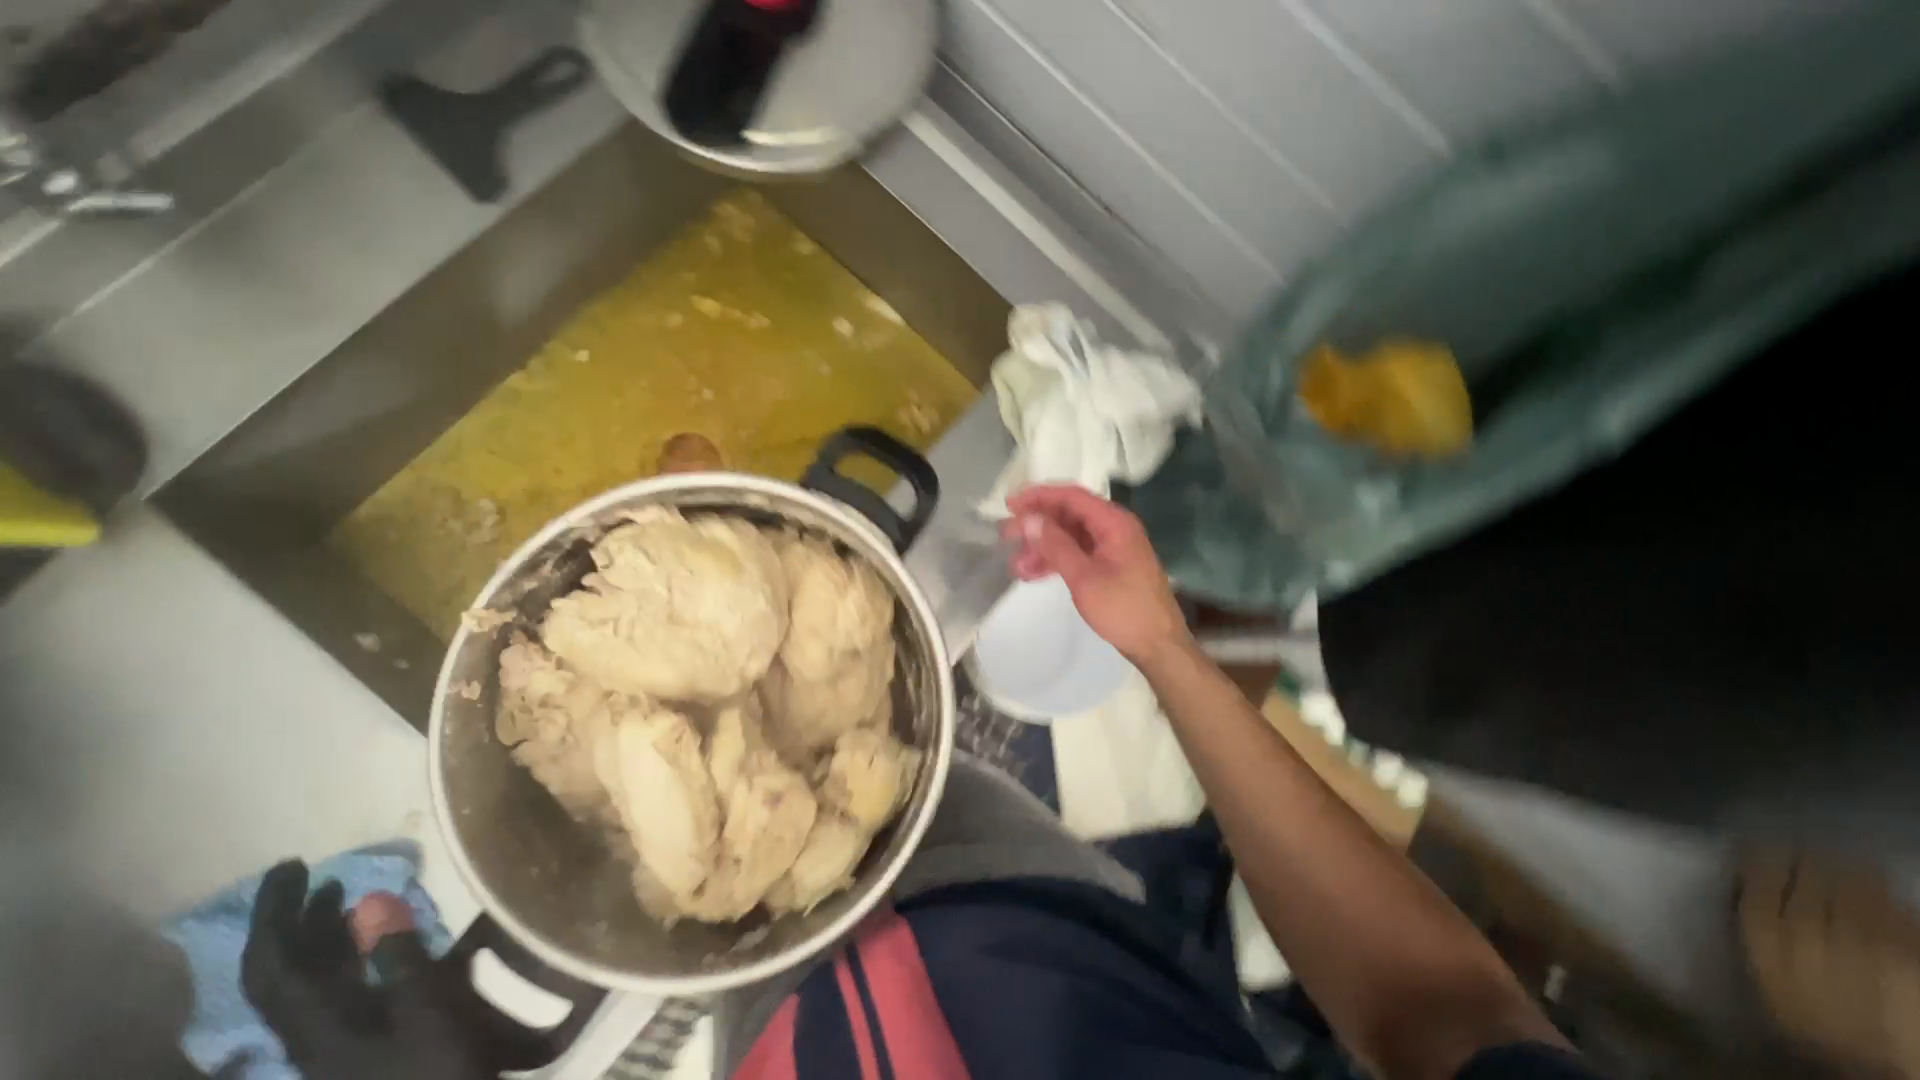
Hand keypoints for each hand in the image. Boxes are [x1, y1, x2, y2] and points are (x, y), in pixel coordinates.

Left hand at [241, 861, 548, 1079]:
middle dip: (294, 920)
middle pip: (284, 973)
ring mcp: (335, 1043)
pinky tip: (376, 944)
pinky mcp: (358, 1047)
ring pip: (308, 983)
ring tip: (344, 898)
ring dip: (319, 937)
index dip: (274, 912)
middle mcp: (314, 1034)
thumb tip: (371, 900)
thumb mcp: (430, 1011)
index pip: (272, 964)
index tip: (292, 866)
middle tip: (317, 876)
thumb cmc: (437, 1069)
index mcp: (317, 1027)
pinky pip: (335, 992)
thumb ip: (400, 956)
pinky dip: (345, 958)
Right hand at [1002, 485, 1190, 665]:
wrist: (1158, 644)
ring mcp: (1113, 547)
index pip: (1071, 496)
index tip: (1009, 505)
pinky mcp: (1111, 566)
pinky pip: (1078, 553)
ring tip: (1015, 564)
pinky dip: (1056, 560)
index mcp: (1113, 522)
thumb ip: (1055, 545)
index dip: (1038, 497)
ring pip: (1070, 537)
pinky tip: (1033, 574)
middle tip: (1005, 535)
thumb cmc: (1123, 609)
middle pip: (1069, 515)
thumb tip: (1029, 519)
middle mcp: (1114, 528)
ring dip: (1043, 547)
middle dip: (1036, 525)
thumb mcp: (1084, 577)